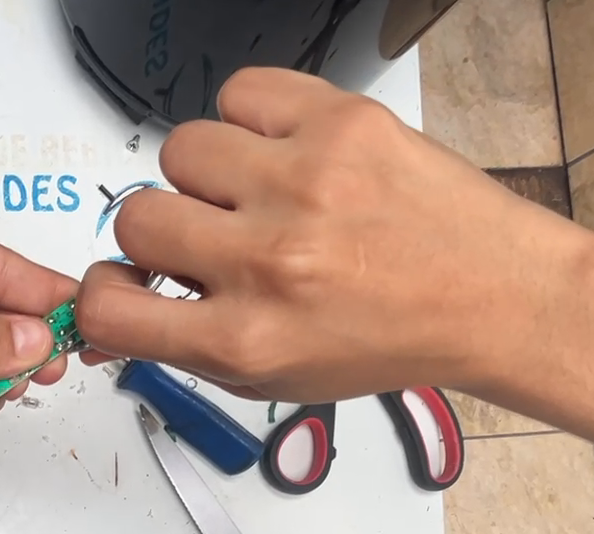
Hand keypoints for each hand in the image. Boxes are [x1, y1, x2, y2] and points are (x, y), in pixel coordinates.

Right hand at [75, 68, 593, 402]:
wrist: (492, 297)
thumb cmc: (382, 342)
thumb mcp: (267, 379)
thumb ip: (180, 352)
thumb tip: (110, 319)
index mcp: (243, 340)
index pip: (110, 310)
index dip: (101, 296)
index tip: (123, 287)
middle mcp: (266, 263)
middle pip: (136, 216)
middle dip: (155, 232)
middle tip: (199, 240)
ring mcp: (303, 185)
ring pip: (182, 149)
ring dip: (202, 176)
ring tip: (248, 194)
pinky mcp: (341, 123)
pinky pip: (242, 93)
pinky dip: (246, 123)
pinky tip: (278, 154)